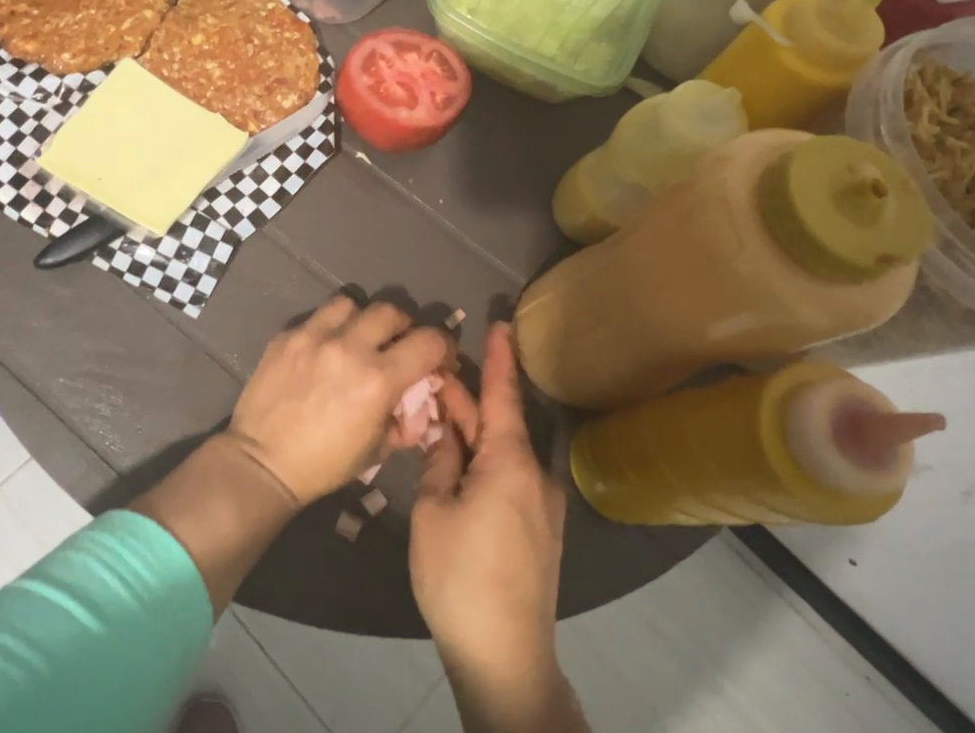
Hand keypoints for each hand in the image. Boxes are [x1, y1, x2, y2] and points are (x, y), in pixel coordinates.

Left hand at [227, 295, 453, 504]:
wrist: (262, 462)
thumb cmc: (324, 464)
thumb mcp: (377, 450)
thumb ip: (405, 419)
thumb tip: (421, 401)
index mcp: (379, 379)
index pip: (430, 341)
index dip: (443, 348)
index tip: (438, 359)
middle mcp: (349, 348)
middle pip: (392, 311)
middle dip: (403, 327)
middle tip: (396, 345)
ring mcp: (314, 337)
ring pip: (352, 304)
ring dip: (362, 319)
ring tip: (357, 339)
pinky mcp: (286, 336)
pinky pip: (317, 316)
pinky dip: (329, 327)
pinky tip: (323, 349)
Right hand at [411, 323, 567, 684]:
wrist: (504, 652)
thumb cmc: (458, 576)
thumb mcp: (432, 512)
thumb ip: (440, 464)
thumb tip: (445, 433)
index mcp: (509, 463)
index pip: (504, 396)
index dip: (499, 359)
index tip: (501, 322)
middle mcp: (536, 476)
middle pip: (501, 423)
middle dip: (471, 398)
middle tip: (437, 374)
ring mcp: (542, 504)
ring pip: (505, 451)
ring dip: (475, 431)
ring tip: (442, 416)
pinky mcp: (539, 528)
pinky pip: (511, 476)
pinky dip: (486, 459)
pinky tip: (460, 462)